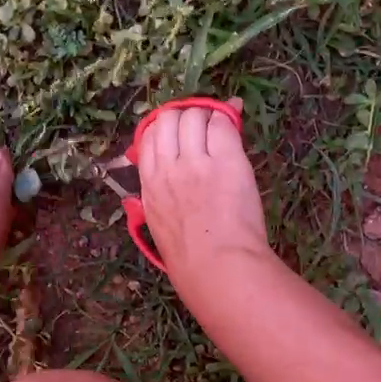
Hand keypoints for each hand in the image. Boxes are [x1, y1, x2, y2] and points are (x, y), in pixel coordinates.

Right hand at [135, 102, 271, 285]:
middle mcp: (168, 167)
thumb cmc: (188, 256)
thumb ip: (156, 195)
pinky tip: (233, 134)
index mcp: (148, 184)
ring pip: (195, 116)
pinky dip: (227, 123)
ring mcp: (196, 161)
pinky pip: (222, 125)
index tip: (178, 137)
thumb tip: (158, 177)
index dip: (163, 131)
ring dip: (207, 118)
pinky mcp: (227, 160)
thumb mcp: (157, 224)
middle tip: (201, 131)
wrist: (216, 265)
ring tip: (218, 133)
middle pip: (169, 119)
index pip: (147, 137)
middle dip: (185, 119)